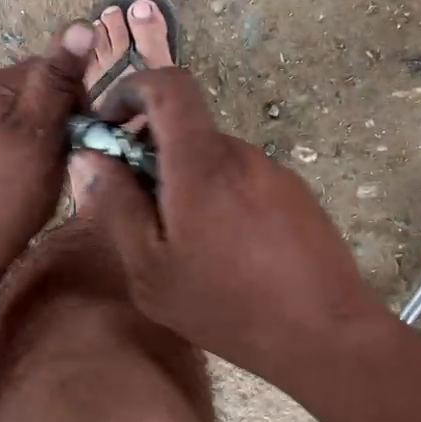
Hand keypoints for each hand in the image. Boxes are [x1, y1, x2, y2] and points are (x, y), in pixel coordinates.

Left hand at [0, 26, 94, 269]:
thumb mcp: (42, 128)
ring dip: (53, 138)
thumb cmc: (11, 187)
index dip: (77, 100)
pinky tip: (34, 177)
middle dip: (64, 118)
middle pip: (45, 90)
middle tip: (66, 154)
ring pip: (37, 116)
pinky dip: (36, 152)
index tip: (79, 133)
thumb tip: (80, 22)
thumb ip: (60, 78)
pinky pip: (22, 136)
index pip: (54, 68)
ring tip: (50, 169)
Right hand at [83, 69, 392, 374]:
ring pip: (209, 157)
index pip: (169, 84)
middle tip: (134, 203)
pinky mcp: (294, 195)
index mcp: (201, 163)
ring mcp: (273, 173)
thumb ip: (116, 204)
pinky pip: (239, 178)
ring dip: (182, 179)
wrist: (328, 337)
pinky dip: (214, 196)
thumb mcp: (148, 266)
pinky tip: (220, 251)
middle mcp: (240, 154)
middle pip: (184, 125)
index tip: (108, 122)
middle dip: (148, 149)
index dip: (131, 87)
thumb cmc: (226, 305)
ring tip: (179, 240)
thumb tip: (92, 156)